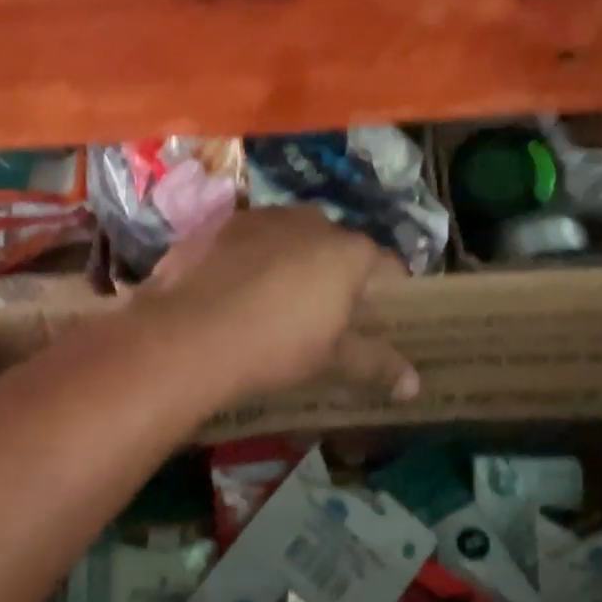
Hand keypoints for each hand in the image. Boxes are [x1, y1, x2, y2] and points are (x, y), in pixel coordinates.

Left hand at [133, 207, 420, 402]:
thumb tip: (415, 384)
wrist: (187, 333)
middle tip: (323, 313)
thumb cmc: (274, 345)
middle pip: (334, 245)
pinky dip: (246, 259)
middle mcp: (308, 220)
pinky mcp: (216, 225)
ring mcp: (259, 217)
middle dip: (334, 272)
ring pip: (287, 237)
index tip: (379, 319)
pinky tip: (231, 292)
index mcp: (347, 250)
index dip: (388, 293)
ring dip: (288, 260)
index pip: (386, 265)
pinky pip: (244, 241)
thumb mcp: (330, 360)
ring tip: (273, 301)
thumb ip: (374, 364)